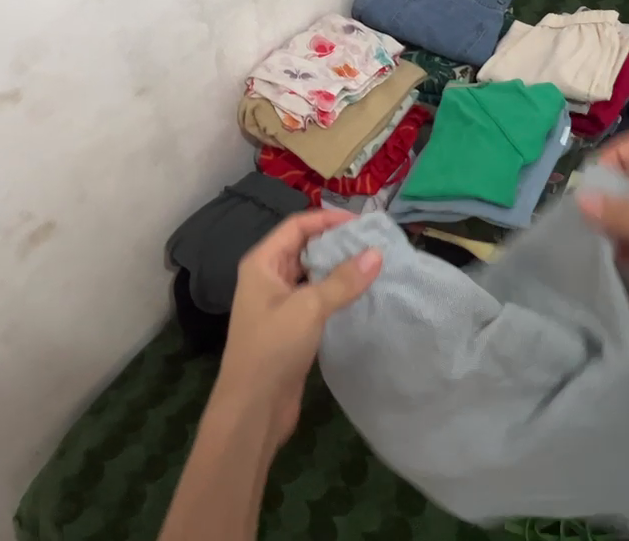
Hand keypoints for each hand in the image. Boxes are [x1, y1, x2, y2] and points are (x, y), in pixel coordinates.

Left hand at [214, 209, 381, 450]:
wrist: (252, 409)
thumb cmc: (273, 348)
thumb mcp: (309, 308)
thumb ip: (342, 280)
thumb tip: (376, 254)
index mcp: (262, 262)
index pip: (296, 226)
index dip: (327, 219)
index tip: (362, 224)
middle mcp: (267, 277)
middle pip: (304, 247)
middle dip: (335, 243)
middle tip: (373, 244)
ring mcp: (277, 303)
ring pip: (311, 274)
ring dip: (337, 269)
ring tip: (373, 266)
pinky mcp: (290, 327)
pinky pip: (315, 298)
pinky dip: (335, 293)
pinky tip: (360, 296)